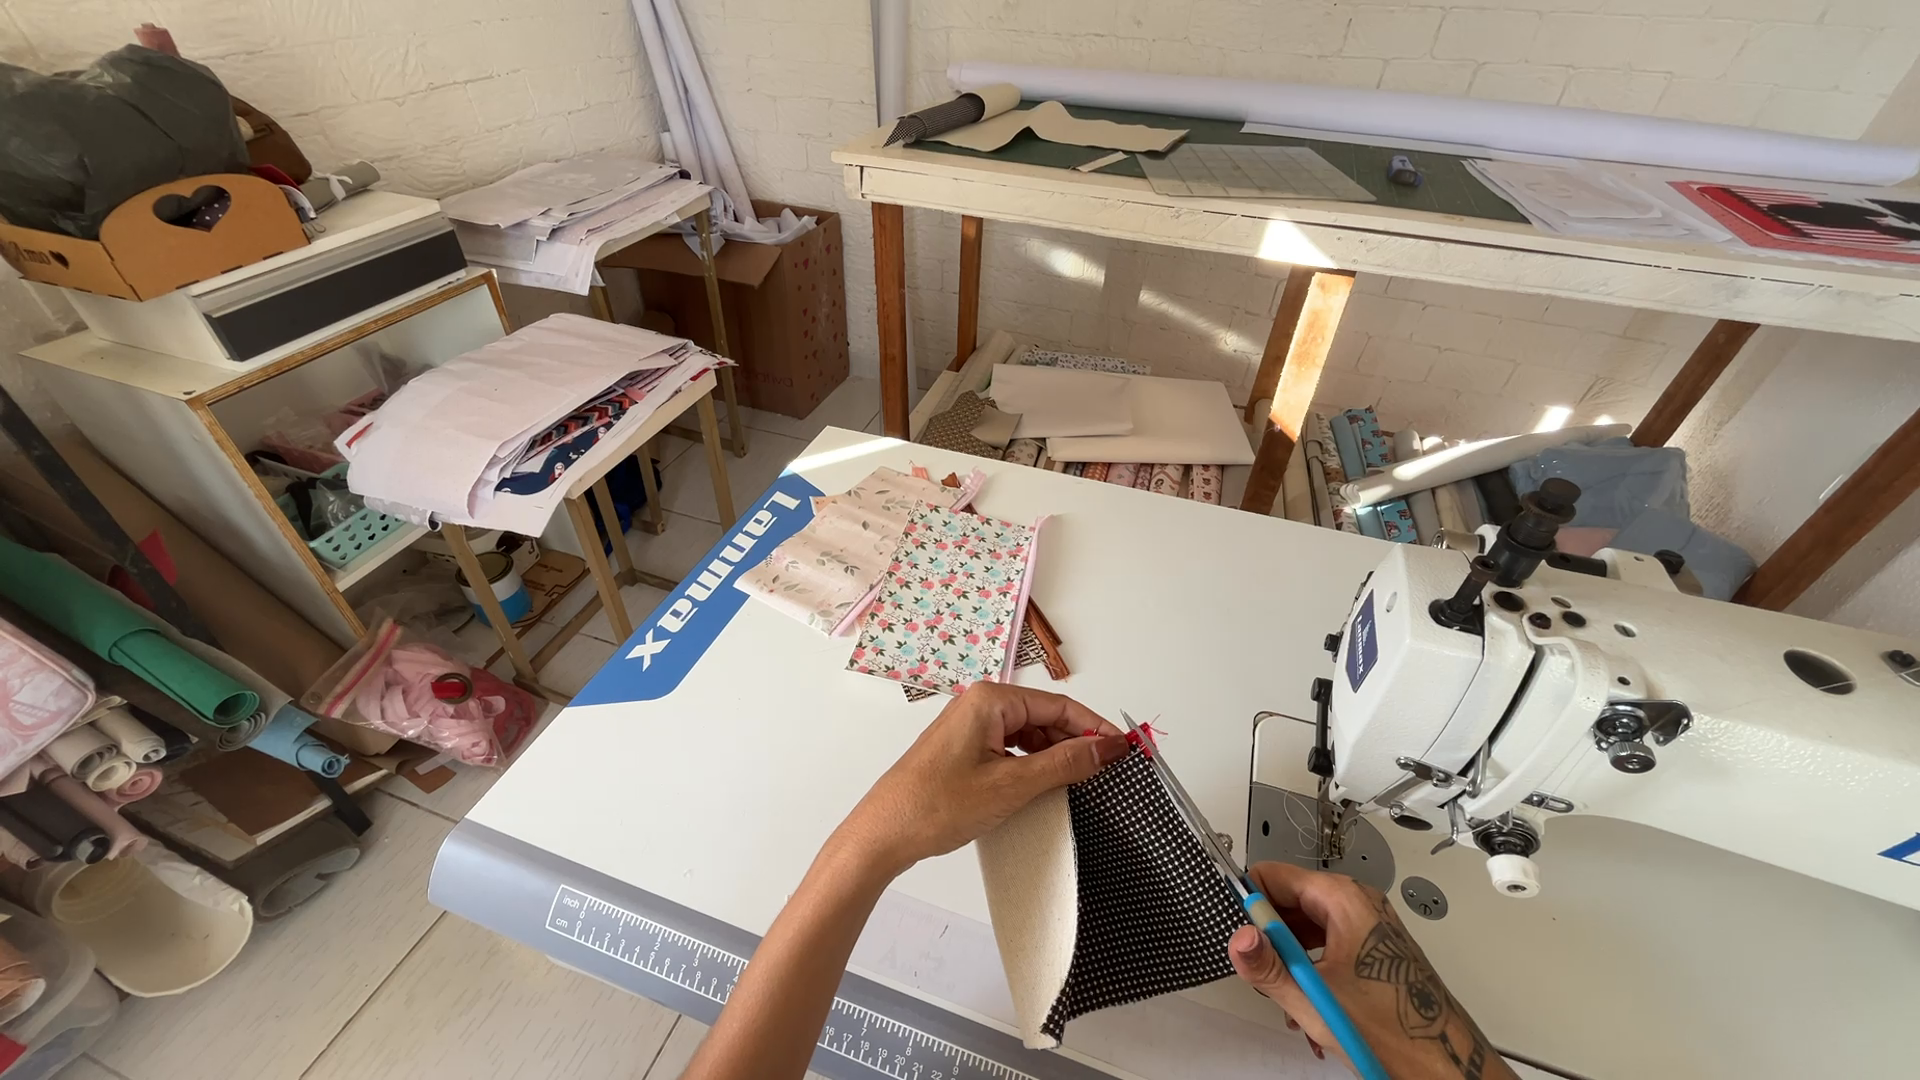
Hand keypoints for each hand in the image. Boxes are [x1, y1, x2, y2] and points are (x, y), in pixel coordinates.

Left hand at [832, 683, 1128, 876]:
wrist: (883, 833)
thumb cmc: (939, 805)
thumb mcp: (1012, 785)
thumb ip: (1064, 763)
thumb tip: (1107, 748)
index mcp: (991, 699)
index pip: (1058, 705)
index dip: (1094, 727)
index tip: (1125, 750)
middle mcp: (980, 704)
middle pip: (1044, 717)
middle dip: (1076, 742)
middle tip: (1109, 772)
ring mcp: (970, 727)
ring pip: (1028, 734)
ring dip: (1055, 755)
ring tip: (1083, 783)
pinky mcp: (964, 749)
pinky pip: (1010, 748)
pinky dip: (1032, 764)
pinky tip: (1047, 786)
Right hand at [1227, 862, 1517, 1079]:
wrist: (1450, 1072)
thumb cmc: (1394, 1032)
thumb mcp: (1315, 999)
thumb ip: (1267, 967)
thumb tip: (1237, 939)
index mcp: (1342, 898)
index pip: (1272, 875)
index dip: (1250, 903)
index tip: (1243, 936)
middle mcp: (1355, 901)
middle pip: (1287, 901)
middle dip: (1270, 938)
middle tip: (1264, 974)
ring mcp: (1366, 923)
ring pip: (1304, 925)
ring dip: (1289, 959)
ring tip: (1287, 999)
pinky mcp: (1373, 946)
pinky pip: (1325, 942)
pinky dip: (1310, 967)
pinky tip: (1309, 1004)